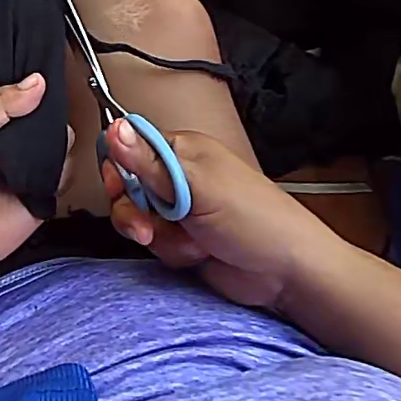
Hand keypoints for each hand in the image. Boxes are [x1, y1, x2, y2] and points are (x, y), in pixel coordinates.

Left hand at [0, 74, 69, 296]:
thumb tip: (35, 83)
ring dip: (57, 144)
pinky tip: (43, 176)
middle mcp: (14, 137)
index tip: (46, 76)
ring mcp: (31, 163)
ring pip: (63, 140)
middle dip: (50, 114)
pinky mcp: (44, 189)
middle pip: (48, 113)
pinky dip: (62, 172)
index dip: (34, 83)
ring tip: (36, 154)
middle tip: (41, 122)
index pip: (21, 90)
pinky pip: (68, 172)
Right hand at [102, 121, 341, 308]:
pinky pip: (155, 244)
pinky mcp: (182, 239)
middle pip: (127, 187)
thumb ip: (151, 161)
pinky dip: (171, 252)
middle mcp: (178, 177)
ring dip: (159, 236)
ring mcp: (180, 210)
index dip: (118, 167)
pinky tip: (198, 253)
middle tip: (151, 223)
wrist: (285, 272)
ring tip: (189, 241)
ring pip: (138, 219)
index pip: (129, 146)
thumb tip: (116, 129)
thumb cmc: (256, 218)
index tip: (121, 187)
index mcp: (182, 150)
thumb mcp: (197, 186)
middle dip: (134, 210)